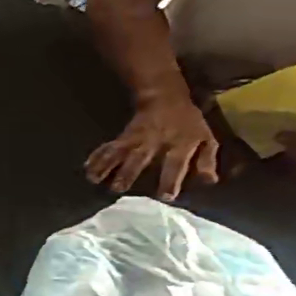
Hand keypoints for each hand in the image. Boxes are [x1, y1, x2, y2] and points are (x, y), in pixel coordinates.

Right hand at [84, 97, 219, 200]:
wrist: (166, 98)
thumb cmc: (187, 123)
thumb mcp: (206, 139)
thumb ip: (206, 160)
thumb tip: (209, 181)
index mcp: (180, 144)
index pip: (176, 163)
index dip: (172, 179)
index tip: (166, 196)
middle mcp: (156, 142)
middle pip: (140, 157)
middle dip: (128, 171)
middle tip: (117, 188)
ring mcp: (136, 138)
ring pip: (119, 151)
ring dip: (105, 164)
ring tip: (93, 178)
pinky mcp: (123, 136)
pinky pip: (109, 146)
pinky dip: (97, 156)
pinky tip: (87, 167)